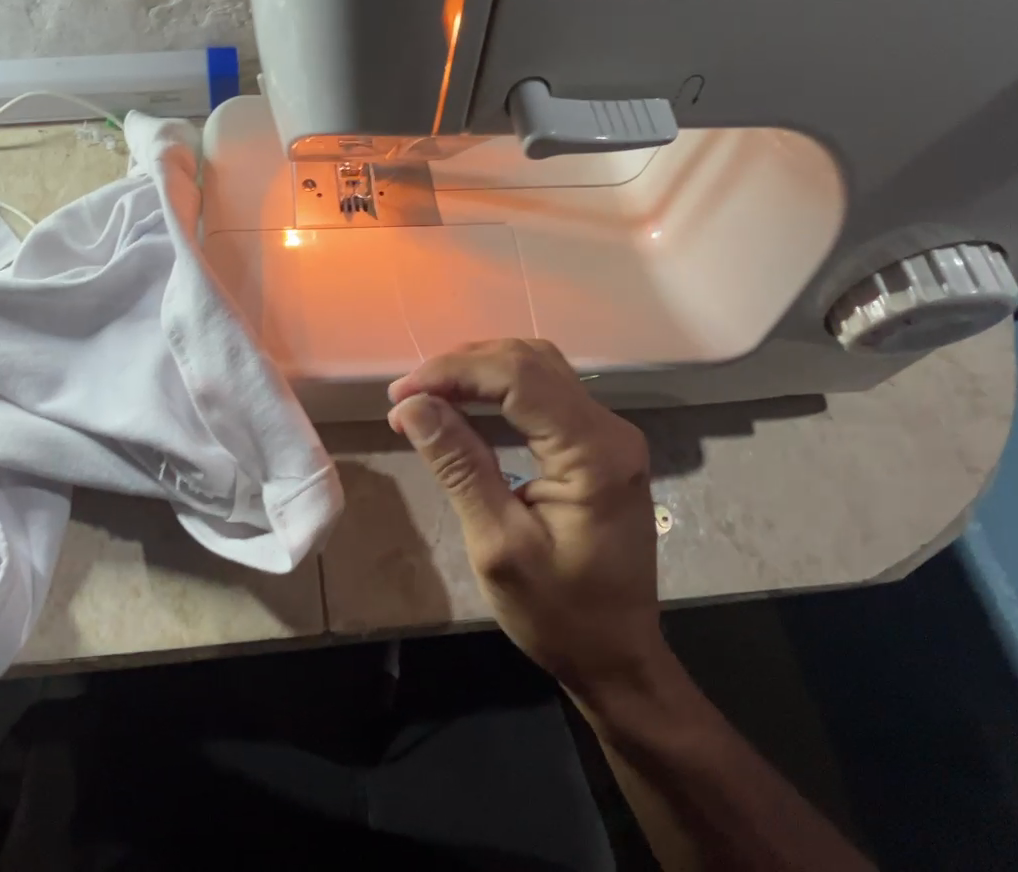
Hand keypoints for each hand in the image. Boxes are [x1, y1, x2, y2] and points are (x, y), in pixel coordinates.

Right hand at [388, 339, 664, 692]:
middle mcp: (611, 431)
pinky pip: (547, 394)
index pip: (518, 377)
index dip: (453, 373)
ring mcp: (611, 436)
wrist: (617, 656)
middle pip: (530, 361)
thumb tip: (414, 406)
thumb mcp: (497, 545)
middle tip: (406, 396)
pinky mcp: (601, 447)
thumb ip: (458, 467)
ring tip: (428, 395)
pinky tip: (466, 403)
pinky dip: (500, 389)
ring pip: (540, 369)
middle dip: (462, 367)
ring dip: (480, 371)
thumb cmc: (558, 614)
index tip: (400, 395)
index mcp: (594, 453)